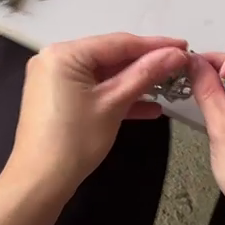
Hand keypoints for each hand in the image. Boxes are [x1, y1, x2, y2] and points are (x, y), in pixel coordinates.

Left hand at [5, 32, 189, 194]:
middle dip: (145, 64)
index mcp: (64, 53)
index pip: (118, 42)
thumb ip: (146, 74)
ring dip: (134, 83)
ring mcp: (55, 79)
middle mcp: (55, 59)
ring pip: (104, 75)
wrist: (39, 182)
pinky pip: (93, 90)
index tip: (184, 46)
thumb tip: (176, 54)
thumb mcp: (114, 104)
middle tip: (179, 65)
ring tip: (170, 86)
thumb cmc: (75, 140)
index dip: (154, 45)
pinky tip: (149, 108)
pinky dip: (117, 97)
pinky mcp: (59, 98)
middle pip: (110, 56)